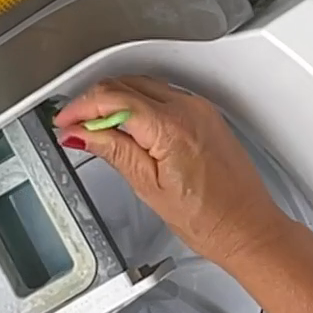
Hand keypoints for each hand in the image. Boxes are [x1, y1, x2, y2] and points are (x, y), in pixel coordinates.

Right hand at [54, 76, 300, 268]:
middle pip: (127, 84)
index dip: (81, 108)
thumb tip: (83, 134)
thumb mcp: (148, 187)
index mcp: (172, 127)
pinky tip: (127, 125)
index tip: (65, 122)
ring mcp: (200, 109)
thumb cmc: (209, 219)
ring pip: (144, 85)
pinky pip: (164, 95)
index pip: (113, 99)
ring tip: (95, 127)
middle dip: (94, 101)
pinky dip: (139, 103)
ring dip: (116, 99)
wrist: (248, 228)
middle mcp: (189, 109)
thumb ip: (114, 151)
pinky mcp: (206, 115)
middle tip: (73, 125)